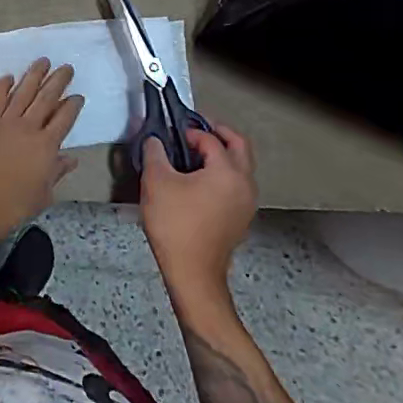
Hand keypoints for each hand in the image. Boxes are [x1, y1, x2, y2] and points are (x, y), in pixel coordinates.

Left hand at [0, 58, 83, 264]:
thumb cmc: (14, 205)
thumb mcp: (43, 193)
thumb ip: (56, 172)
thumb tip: (71, 159)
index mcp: (47, 146)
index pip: (65, 118)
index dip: (73, 105)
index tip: (78, 95)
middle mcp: (28, 128)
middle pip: (47, 98)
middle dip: (58, 81)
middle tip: (67, 67)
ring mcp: (6, 123)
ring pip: (23, 92)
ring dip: (34, 75)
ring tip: (43, 61)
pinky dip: (2, 86)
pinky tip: (8, 76)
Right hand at [140, 123, 257, 299]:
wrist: (192, 272)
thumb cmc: (174, 224)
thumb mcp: (156, 182)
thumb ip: (155, 153)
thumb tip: (156, 141)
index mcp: (227, 171)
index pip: (211, 139)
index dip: (191, 132)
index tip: (172, 133)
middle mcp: (245, 183)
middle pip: (239, 146)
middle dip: (219, 133)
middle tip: (196, 131)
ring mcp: (247, 202)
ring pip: (241, 166)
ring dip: (223, 154)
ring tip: (195, 155)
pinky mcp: (242, 217)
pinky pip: (237, 184)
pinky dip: (223, 173)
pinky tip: (200, 181)